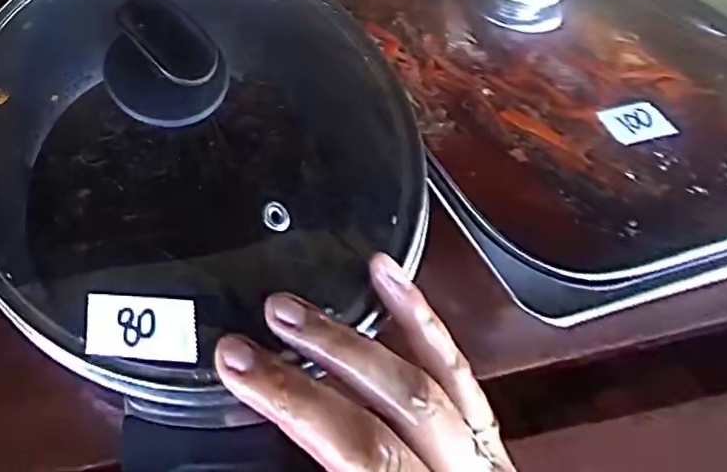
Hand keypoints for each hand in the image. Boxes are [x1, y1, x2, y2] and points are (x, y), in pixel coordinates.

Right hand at [215, 255, 513, 471]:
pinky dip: (419, 318)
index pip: (359, 453)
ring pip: (424, 383)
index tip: (235, 366)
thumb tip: (239, 453)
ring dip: (350, 339)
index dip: (292, 402)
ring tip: (290, 307)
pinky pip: (459, 374)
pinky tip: (384, 274)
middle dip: (315, 365)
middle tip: (253, 333)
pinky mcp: (490, 449)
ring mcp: (489, 469)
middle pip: (389, 414)